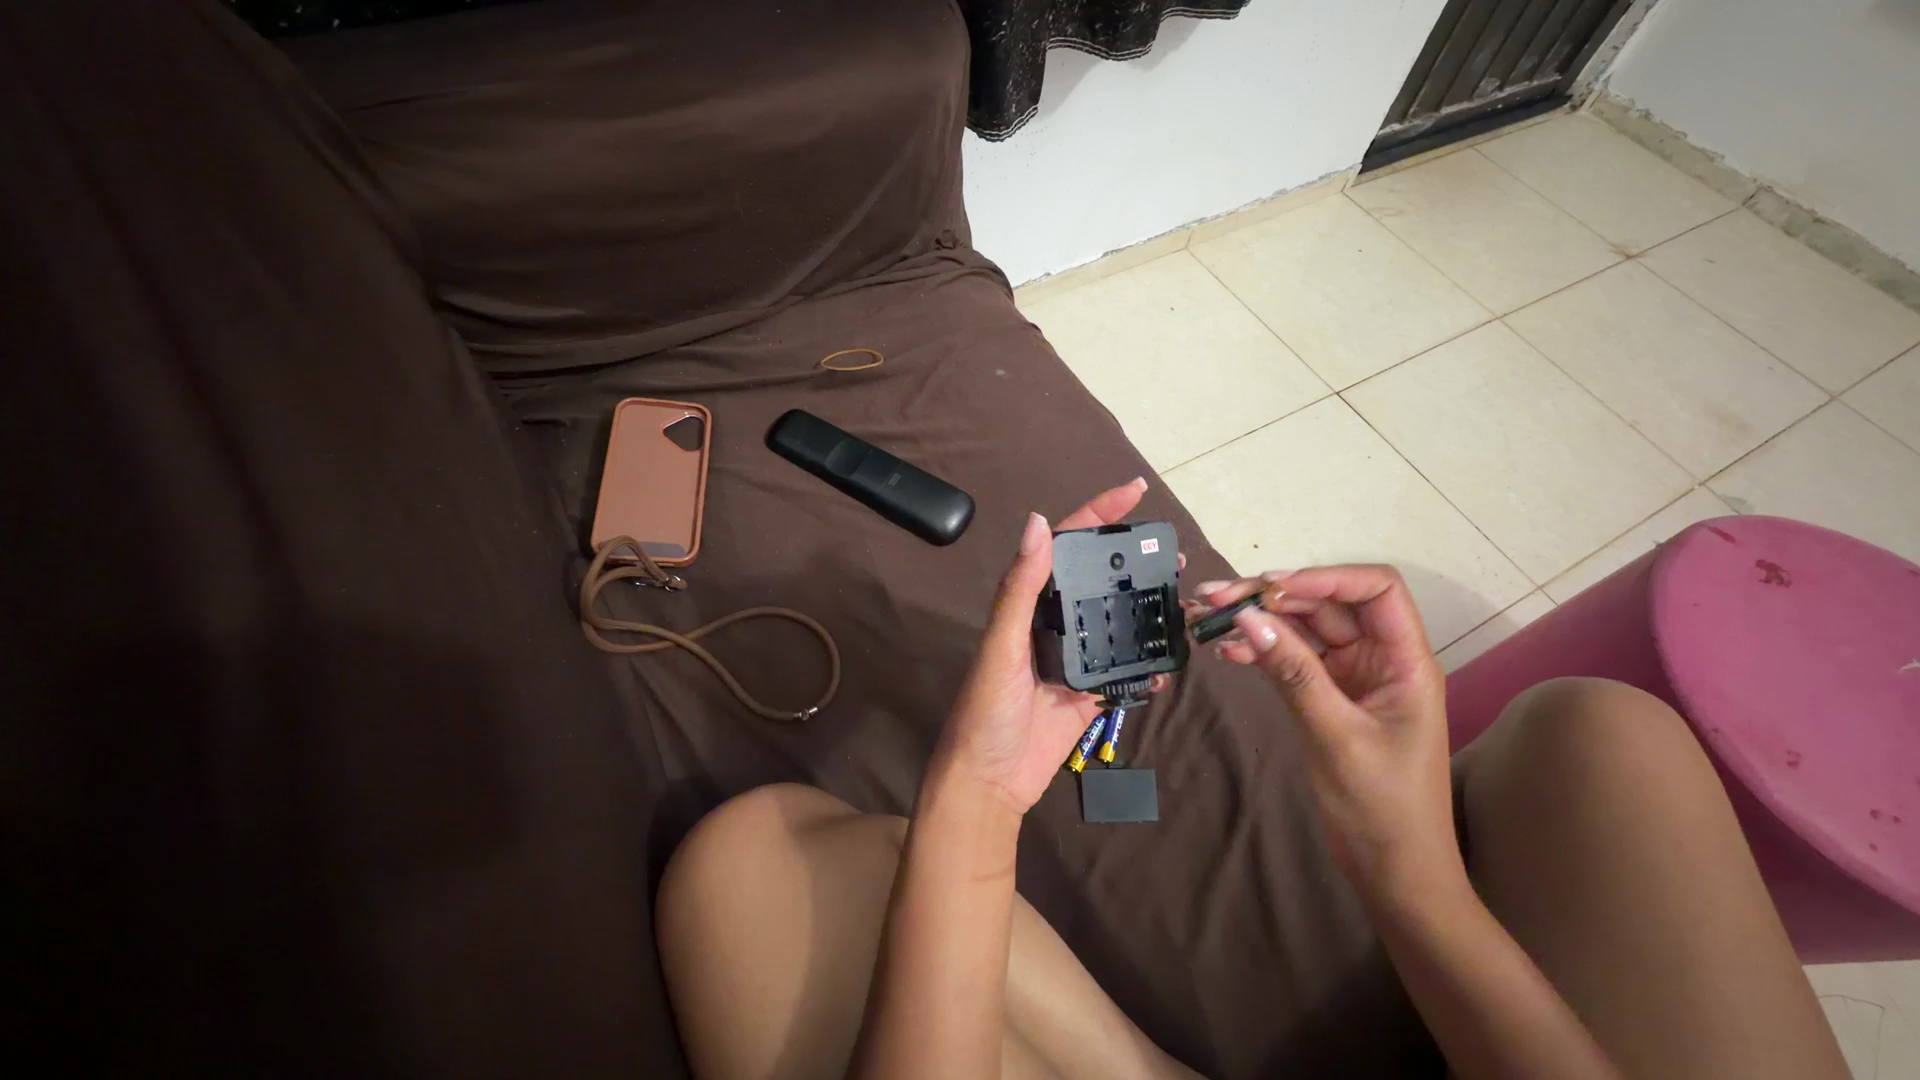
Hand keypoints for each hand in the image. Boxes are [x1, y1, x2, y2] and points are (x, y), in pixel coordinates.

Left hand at [932, 478, 1168, 814]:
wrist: (989, 782)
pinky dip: (1148, 663)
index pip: (1065, 545)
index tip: (1136, 490)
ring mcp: (1074, 659)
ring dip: (1146, 606)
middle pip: (1097, 578)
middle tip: (1173, 551)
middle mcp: (1052, 624)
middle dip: (1133, 559)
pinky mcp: (1089, 693)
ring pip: (1116, 620)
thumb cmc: (986, 709)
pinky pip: (1125, 670)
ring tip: (1182, 595)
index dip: (1097, 513)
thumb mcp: (1001, 646)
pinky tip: (1170, 659)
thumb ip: (1020, 589)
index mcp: (1028, 604)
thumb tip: (1039, 522)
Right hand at [1191, 566, 1460, 902]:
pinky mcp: (1326, 696)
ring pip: (1302, 630)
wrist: (1393, 871)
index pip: (1375, 589)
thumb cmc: (1382, 807)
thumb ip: (1293, 673)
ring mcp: (1350, 677)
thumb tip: (1247, 618)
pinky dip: (1259, 651)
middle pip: (1326, 605)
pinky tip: (1225, 652)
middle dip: (1271, 597)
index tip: (1268, 589)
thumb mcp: (1335, 736)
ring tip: (1204, 618)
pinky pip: (1290, 659)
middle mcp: (1379, 658)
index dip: (1324, 577)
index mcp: (1404, 660)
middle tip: (1214, 598)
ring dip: (1256, 621)